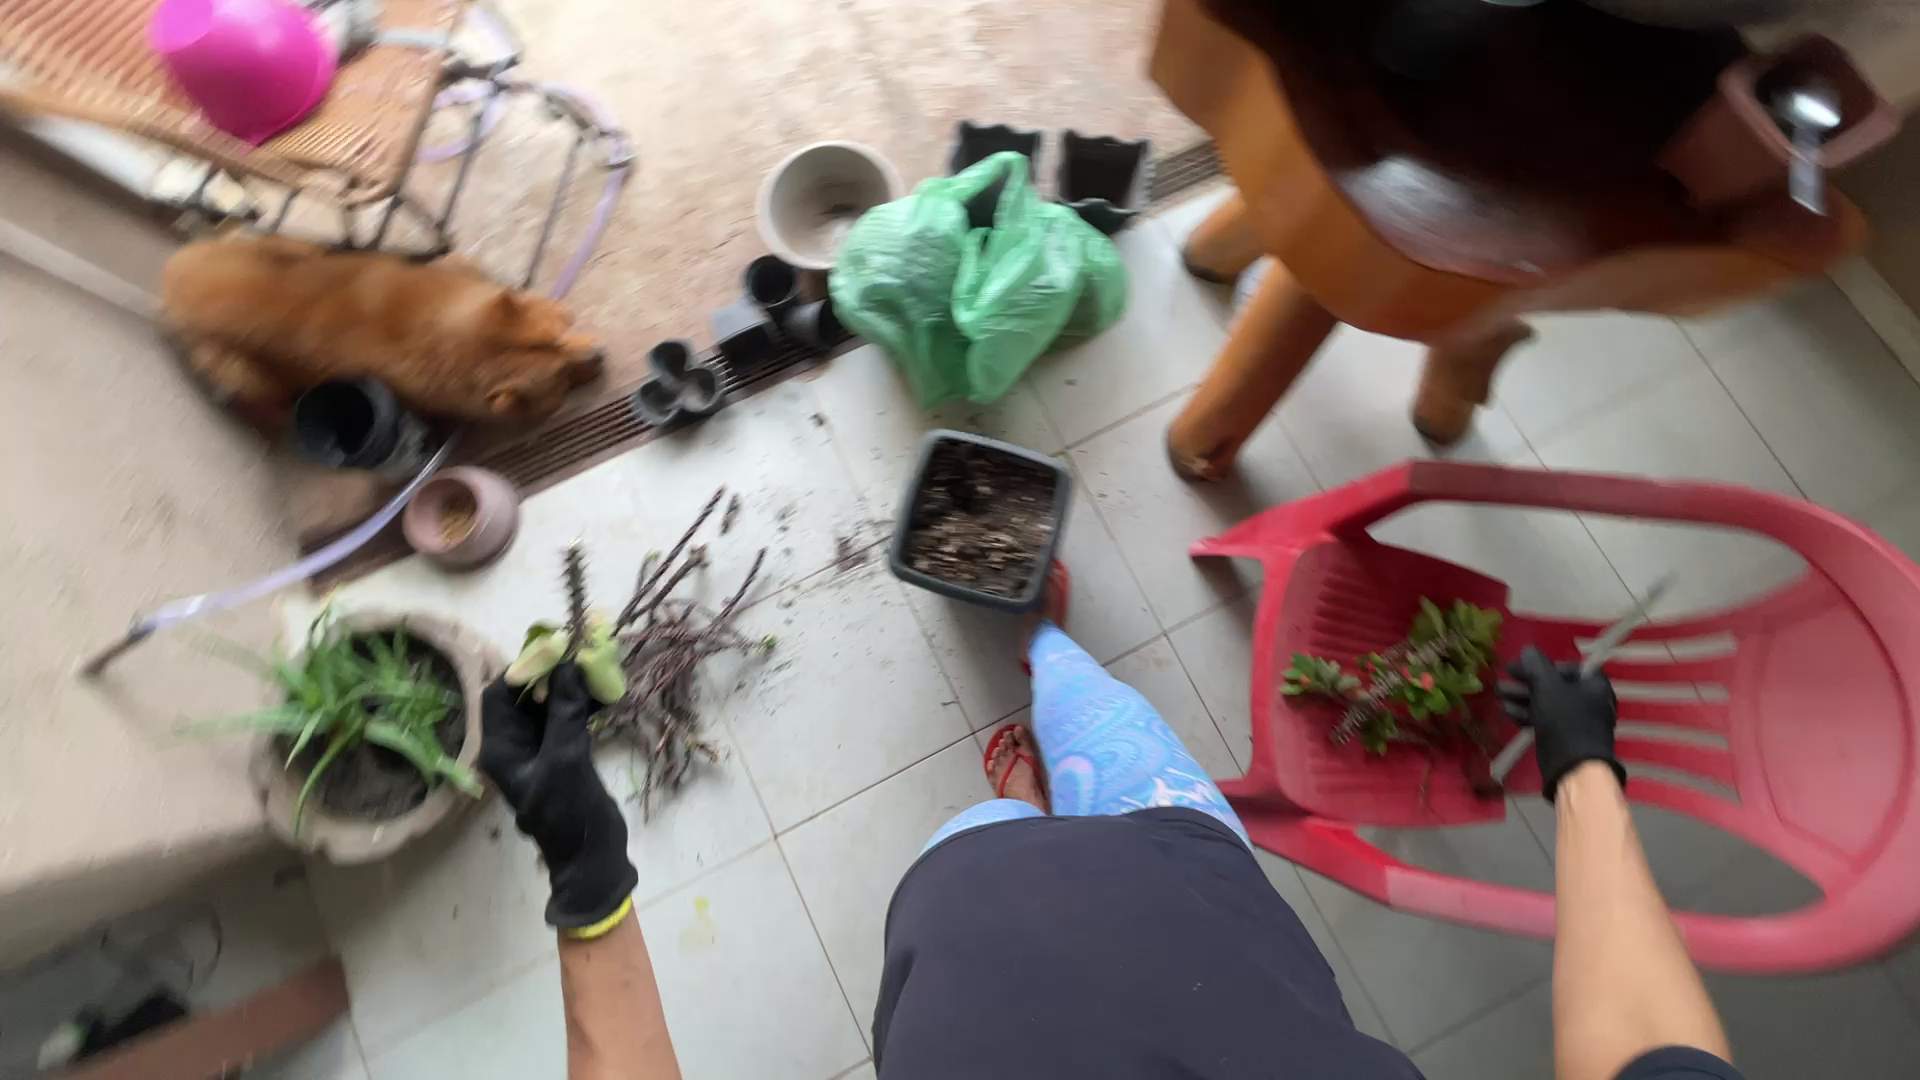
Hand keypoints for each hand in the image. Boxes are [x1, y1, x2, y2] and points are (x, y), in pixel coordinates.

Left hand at [479, 664, 636, 930]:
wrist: (591, 854)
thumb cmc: (568, 811)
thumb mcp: (566, 758)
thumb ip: (564, 712)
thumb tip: (569, 665)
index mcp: (501, 748)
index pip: (500, 694)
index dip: (525, 668)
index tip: (558, 649)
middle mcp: (516, 744)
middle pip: (527, 695)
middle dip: (554, 672)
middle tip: (586, 654)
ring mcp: (542, 748)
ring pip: (552, 704)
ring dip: (574, 686)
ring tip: (603, 670)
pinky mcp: (566, 753)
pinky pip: (570, 718)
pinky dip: (586, 703)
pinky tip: (608, 695)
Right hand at [1497, 647, 1624, 800]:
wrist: (1571, 763)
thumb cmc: (1565, 719)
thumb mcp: (1548, 685)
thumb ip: (1536, 665)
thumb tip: (1528, 650)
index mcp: (1594, 686)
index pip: (1574, 667)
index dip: (1550, 664)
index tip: (1530, 666)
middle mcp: (1587, 700)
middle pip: (1553, 683)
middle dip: (1526, 680)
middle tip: (1506, 677)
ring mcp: (1574, 719)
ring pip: (1543, 700)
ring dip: (1520, 696)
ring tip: (1500, 694)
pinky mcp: (1560, 733)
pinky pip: (1542, 717)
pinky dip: (1525, 713)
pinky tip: (1509, 713)